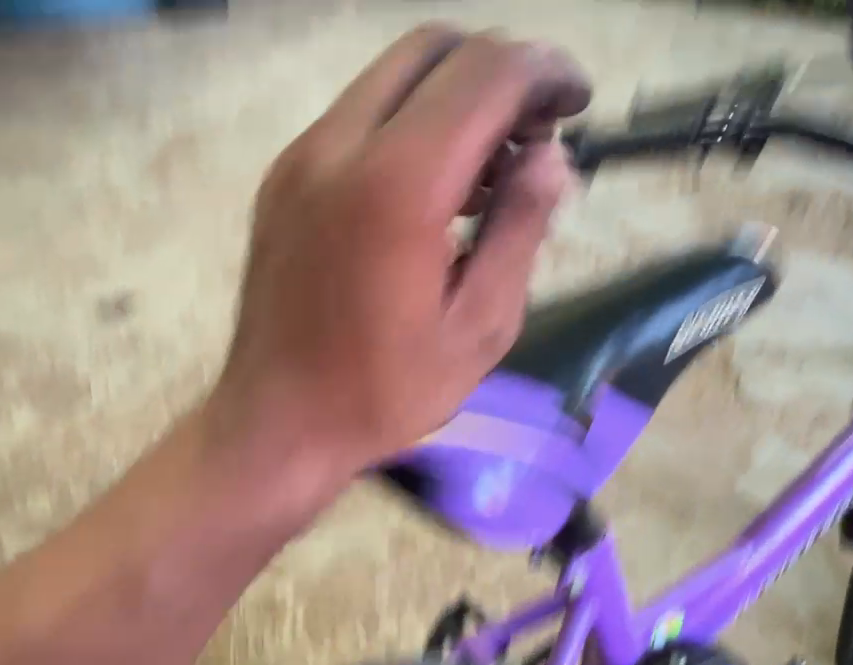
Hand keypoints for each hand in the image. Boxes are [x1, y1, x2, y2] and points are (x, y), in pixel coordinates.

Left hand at [210, 25, 590, 479]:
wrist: (275, 426)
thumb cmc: (383, 395)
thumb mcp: (477, 329)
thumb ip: (520, 231)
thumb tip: (550, 158)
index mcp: (397, 185)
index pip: (486, 72)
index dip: (545, 72)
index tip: (577, 103)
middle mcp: (338, 147)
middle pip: (433, 50)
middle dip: (498, 72)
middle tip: (533, 134)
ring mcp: (300, 159)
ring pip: (390, 79)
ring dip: (452, 98)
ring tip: (489, 173)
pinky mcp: (281, 180)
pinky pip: (356, 119)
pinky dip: (408, 127)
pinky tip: (433, 194)